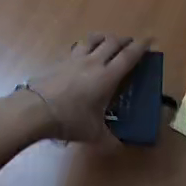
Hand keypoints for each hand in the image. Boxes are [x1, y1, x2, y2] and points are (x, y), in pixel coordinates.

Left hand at [22, 33, 150, 143]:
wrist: (35, 109)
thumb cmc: (70, 119)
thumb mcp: (94, 133)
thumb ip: (109, 140)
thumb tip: (119, 148)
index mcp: (107, 76)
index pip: (129, 56)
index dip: (141, 46)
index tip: (150, 39)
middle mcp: (92, 62)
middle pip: (112, 42)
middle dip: (124, 40)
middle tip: (130, 43)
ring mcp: (73, 59)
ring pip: (92, 40)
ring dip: (103, 38)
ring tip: (106, 41)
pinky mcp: (58, 62)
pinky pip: (75, 49)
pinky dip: (84, 48)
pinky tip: (82, 55)